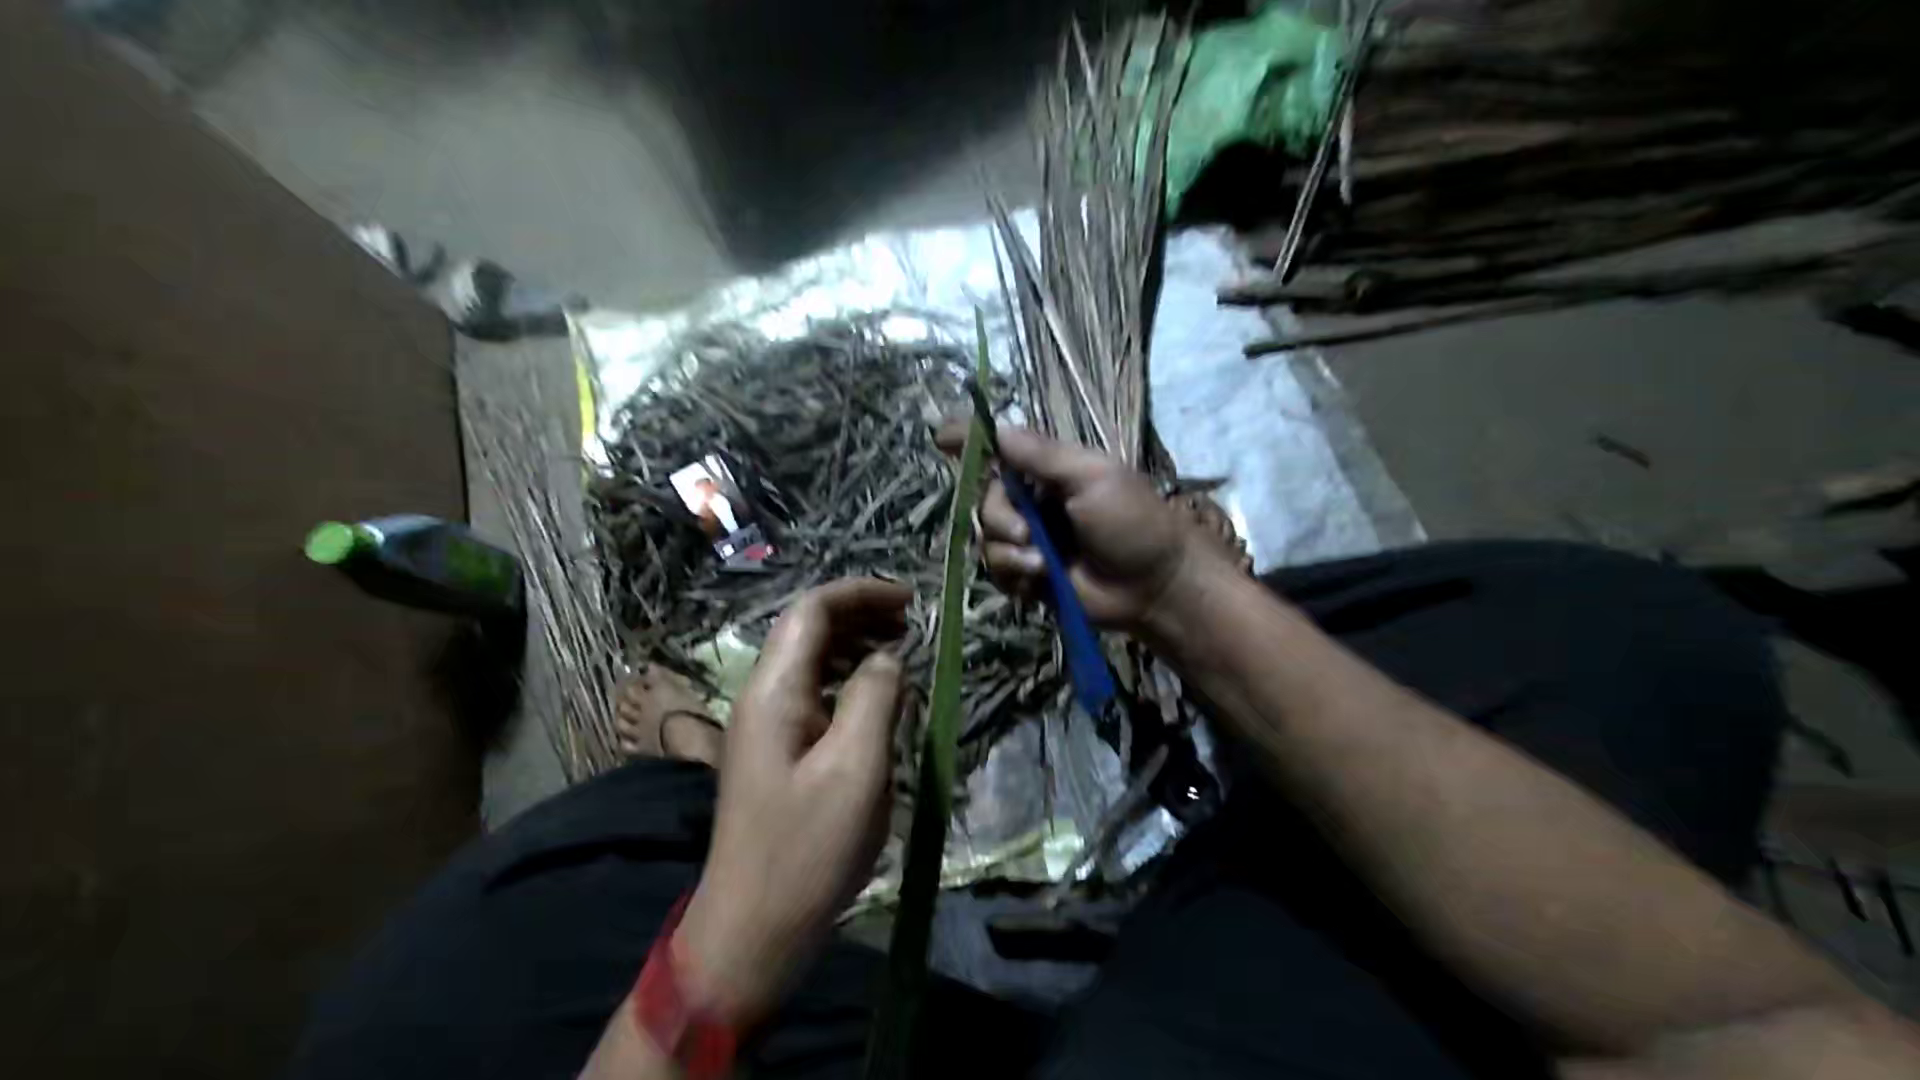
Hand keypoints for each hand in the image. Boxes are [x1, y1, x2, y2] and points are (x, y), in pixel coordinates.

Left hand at [674, 579, 909, 1024]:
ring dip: (854, 644)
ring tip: (899, 649)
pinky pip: (813, 692)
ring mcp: (766, 723)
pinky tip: (876, 696)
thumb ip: (875, 698)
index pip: (812, 610)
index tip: (908, 600)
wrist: (754, 926)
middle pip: (808, 628)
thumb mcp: (856, 769)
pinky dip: (848, 678)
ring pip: (810, 658)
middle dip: (859, 613)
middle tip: (909, 623)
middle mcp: (763, 696)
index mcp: (775, 690)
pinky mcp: (776, 749)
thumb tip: (889, 657)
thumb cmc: (806, 848)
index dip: (860, 593)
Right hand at [935, 422, 1217, 632]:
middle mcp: (1034, 502)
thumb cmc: (1132, 522)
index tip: (940, 437)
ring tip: (1043, 564)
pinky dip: (1012, 575)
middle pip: (985, 500)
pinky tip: (1037, 581)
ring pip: (987, 539)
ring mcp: (1030, 540)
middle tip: (1029, 533)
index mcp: (1049, 472)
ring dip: (1009, 552)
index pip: (1001, 449)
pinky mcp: (1029, 575)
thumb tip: (997, 426)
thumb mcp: (1093, 477)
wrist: (1153, 585)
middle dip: (1000, 517)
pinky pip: (997, 571)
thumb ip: (1043, 455)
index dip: (970, 441)